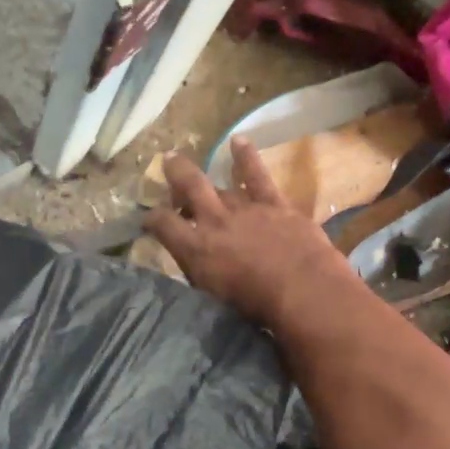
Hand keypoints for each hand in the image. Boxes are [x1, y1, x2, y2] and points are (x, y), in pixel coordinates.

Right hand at [147, 138, 359, 325]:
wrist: (301, 290)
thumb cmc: (255, 307)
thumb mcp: (213, 298)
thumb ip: (200, 275)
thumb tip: (194, 265)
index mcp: (195, 249)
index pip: (163, 225)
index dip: (152, 219)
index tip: (148, 220)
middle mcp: (214, 221)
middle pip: (188, 188)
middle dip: (174, 175)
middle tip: (165, 164)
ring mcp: (244, 208)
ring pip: (218, 183)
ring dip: (200, 172)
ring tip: (185, 159)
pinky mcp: (273, 204)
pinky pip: (257, 175)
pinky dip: (245, 157)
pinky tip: (238, 141)